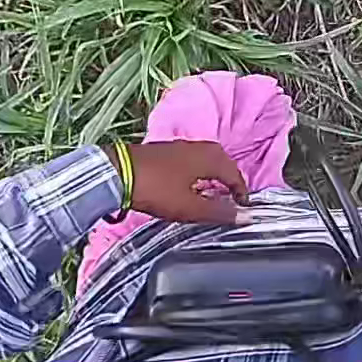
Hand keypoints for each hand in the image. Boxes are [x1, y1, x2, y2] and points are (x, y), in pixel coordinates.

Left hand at [110, 140, 248, 224]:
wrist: (117, 173)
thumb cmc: (157, 190)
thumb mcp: (189, 207)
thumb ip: (218, 211)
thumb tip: (242, 215)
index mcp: (208, 157)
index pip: (234, 173)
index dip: (241, 192)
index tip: (243, 207)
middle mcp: (197, 147)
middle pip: (222, 162)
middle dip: (229, 180)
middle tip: (232, 198)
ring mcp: (179, 146)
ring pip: (205, 160)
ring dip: (213, 176)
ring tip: (212, 193)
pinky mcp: (164, 151)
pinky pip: (191, 161)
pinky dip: (197, 173)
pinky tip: (189, 186)